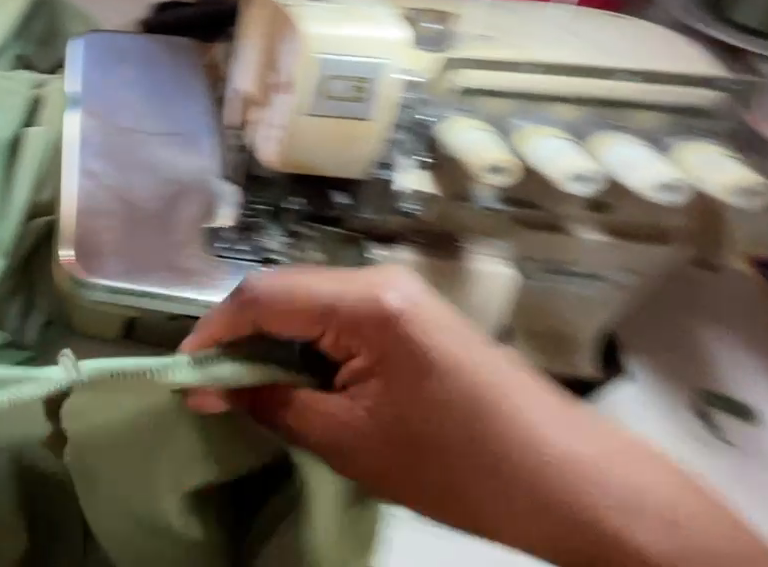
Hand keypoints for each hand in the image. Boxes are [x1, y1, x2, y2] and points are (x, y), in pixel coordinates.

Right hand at [181, 265, 767, 566]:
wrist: (584, 489)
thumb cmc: (462, 468)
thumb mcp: (350, 443)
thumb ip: (269, 404)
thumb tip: (205, 390)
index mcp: (365, 301)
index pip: (260, 297)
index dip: (212, 332)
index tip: (184, 374)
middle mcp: (377, 278)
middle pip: (280, 291)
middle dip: (238, 335)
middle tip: (211, 383)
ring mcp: (399, 292)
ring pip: (305, 301)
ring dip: (271, 339)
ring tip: (248, 384)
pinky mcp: (412, 312)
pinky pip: (335, 314)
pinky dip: (305, 343)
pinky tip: (299, 377)